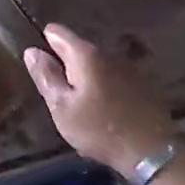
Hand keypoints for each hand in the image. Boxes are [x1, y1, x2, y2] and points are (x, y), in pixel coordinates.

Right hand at [23, 24, 178, 170]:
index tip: (40, 69)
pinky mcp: (141, 83)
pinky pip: (110, 77)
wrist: (152, 152)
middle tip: (56, 94)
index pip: (56, 32)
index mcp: (85, 55)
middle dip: (63, 64)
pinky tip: (100, 111)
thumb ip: (45, 76)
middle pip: (76, 49)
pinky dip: (100, 88)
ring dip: (82, 78)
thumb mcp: (61, 106)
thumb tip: (32, 51)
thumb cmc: (99, 129)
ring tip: (77, 105)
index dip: (43, 44)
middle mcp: (108, 53)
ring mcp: (127, 67)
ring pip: (94, 65)